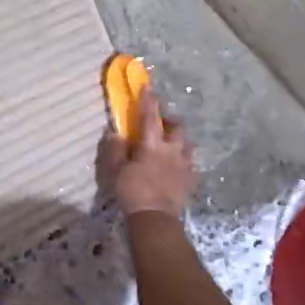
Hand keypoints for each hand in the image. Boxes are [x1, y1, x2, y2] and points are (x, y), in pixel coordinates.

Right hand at [99, 92, 195, 217]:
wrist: (155, 217)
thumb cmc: (132, 191)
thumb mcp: (116, 169)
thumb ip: (116, 148)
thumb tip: (115, 132)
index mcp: (152, 144)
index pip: (150, 116)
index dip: (148, 100)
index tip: (147, 86)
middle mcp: (172, 149)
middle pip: (176, 127)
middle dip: (168, 121)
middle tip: (159, 124)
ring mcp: (184, 164)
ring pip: (186, 143)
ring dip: (178, 140)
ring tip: (169, 145)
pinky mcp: (190, 179)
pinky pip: (189, 163)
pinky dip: (182, 159)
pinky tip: (175, 166)